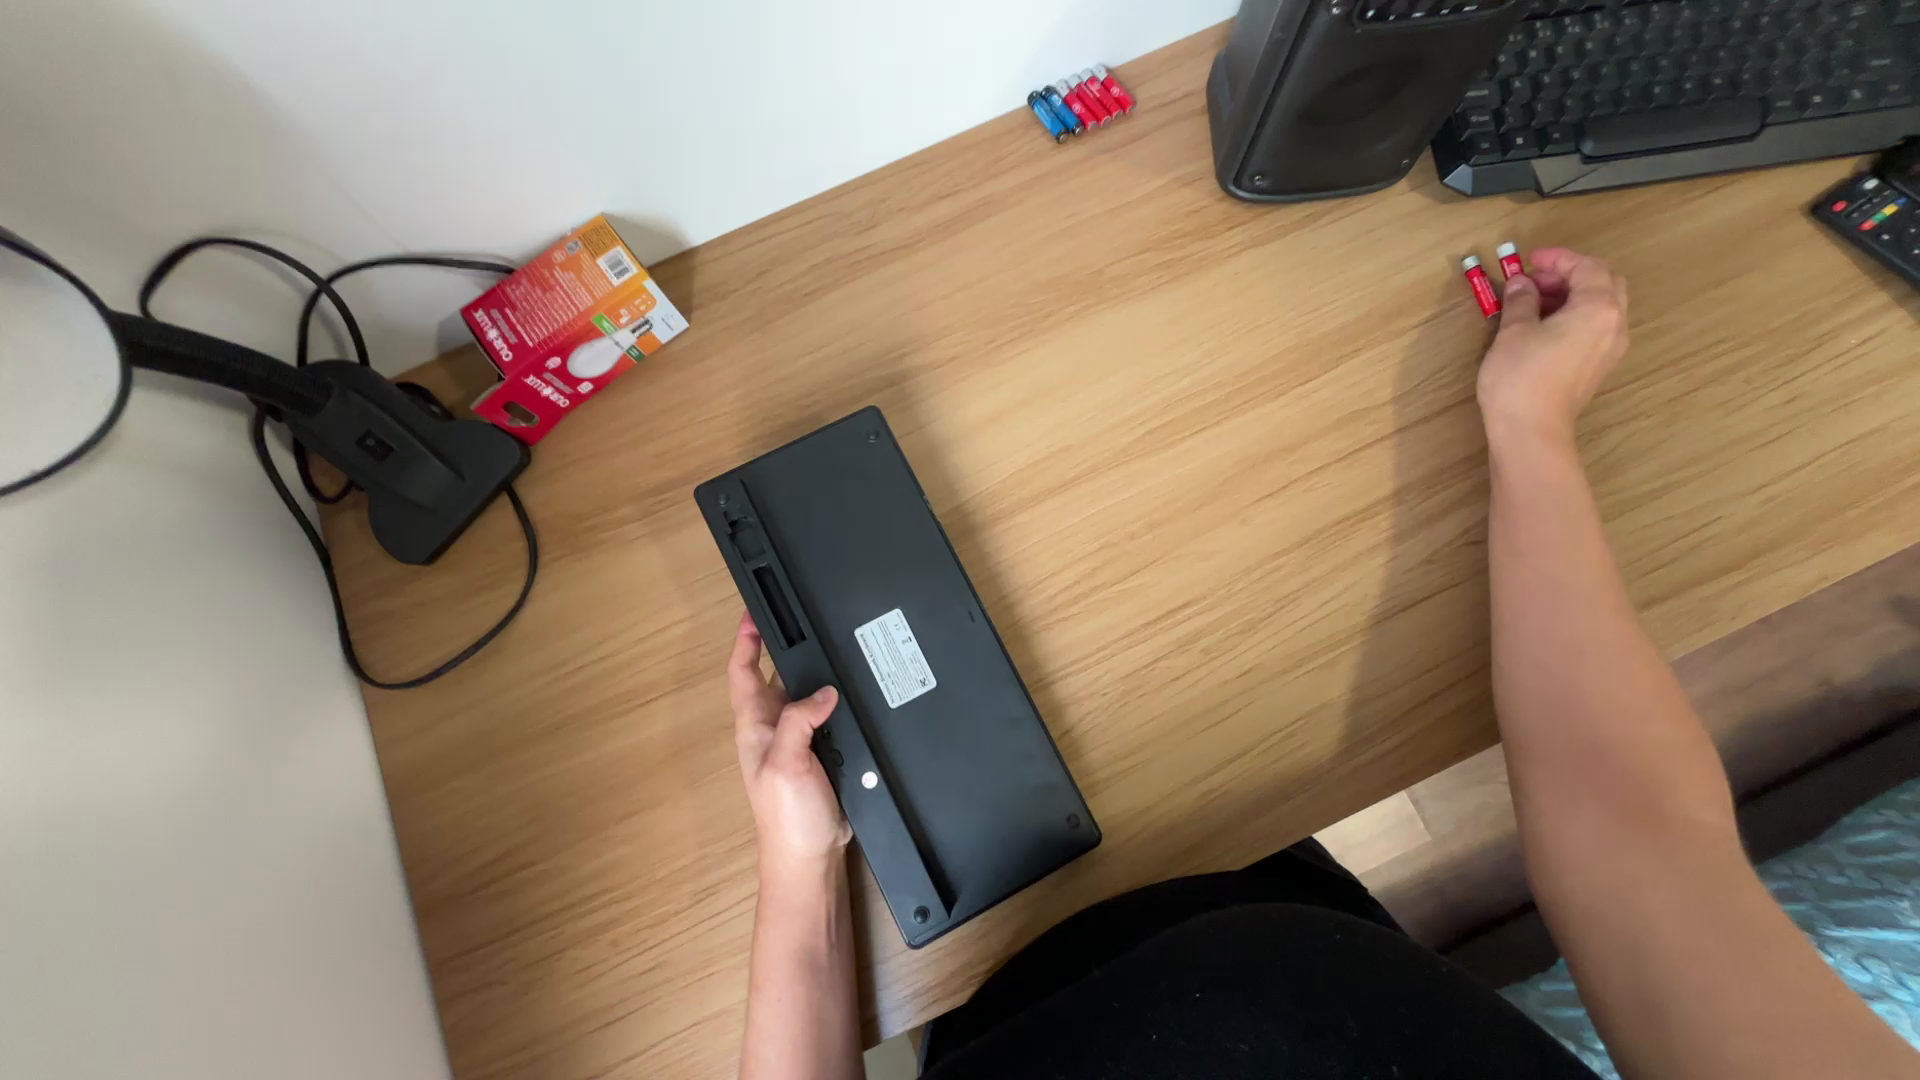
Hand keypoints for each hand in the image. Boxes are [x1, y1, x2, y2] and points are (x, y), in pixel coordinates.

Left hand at [728, 612, 850, 871]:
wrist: (810, 857)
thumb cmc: (787, 816)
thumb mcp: (786, 763)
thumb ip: (800, 722)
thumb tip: (825, 691)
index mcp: (756, 726)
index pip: (743, 672)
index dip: (745, 641)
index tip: (753, 612)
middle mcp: (773, 728)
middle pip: (776, 677)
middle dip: (786, 647)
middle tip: (808, 619)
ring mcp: (797, 741)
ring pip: (804, 694)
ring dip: (816, 673)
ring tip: (836, 647)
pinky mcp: (822, 753)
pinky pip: (827, 715)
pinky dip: (837, 698)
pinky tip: (854, 690)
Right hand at [1477, 247, 1630, 446]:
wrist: (1531, 428)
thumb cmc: (1519, 376)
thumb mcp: (1513, 332)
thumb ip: (1520, 301)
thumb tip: (1520, 284)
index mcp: (1598, 307)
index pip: (1586, 267)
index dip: (1557, 259)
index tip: (1529, 259)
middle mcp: (1614, 322)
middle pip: (1603, 282)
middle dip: (1570, 275)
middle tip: (1534, 280)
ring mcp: (1611, 346)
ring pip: (1602, 305)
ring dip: (1572, 295)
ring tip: (1534, 303)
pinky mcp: (1599, 365)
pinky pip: (1595, 326)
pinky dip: (1575, 315)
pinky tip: (1545, 326)